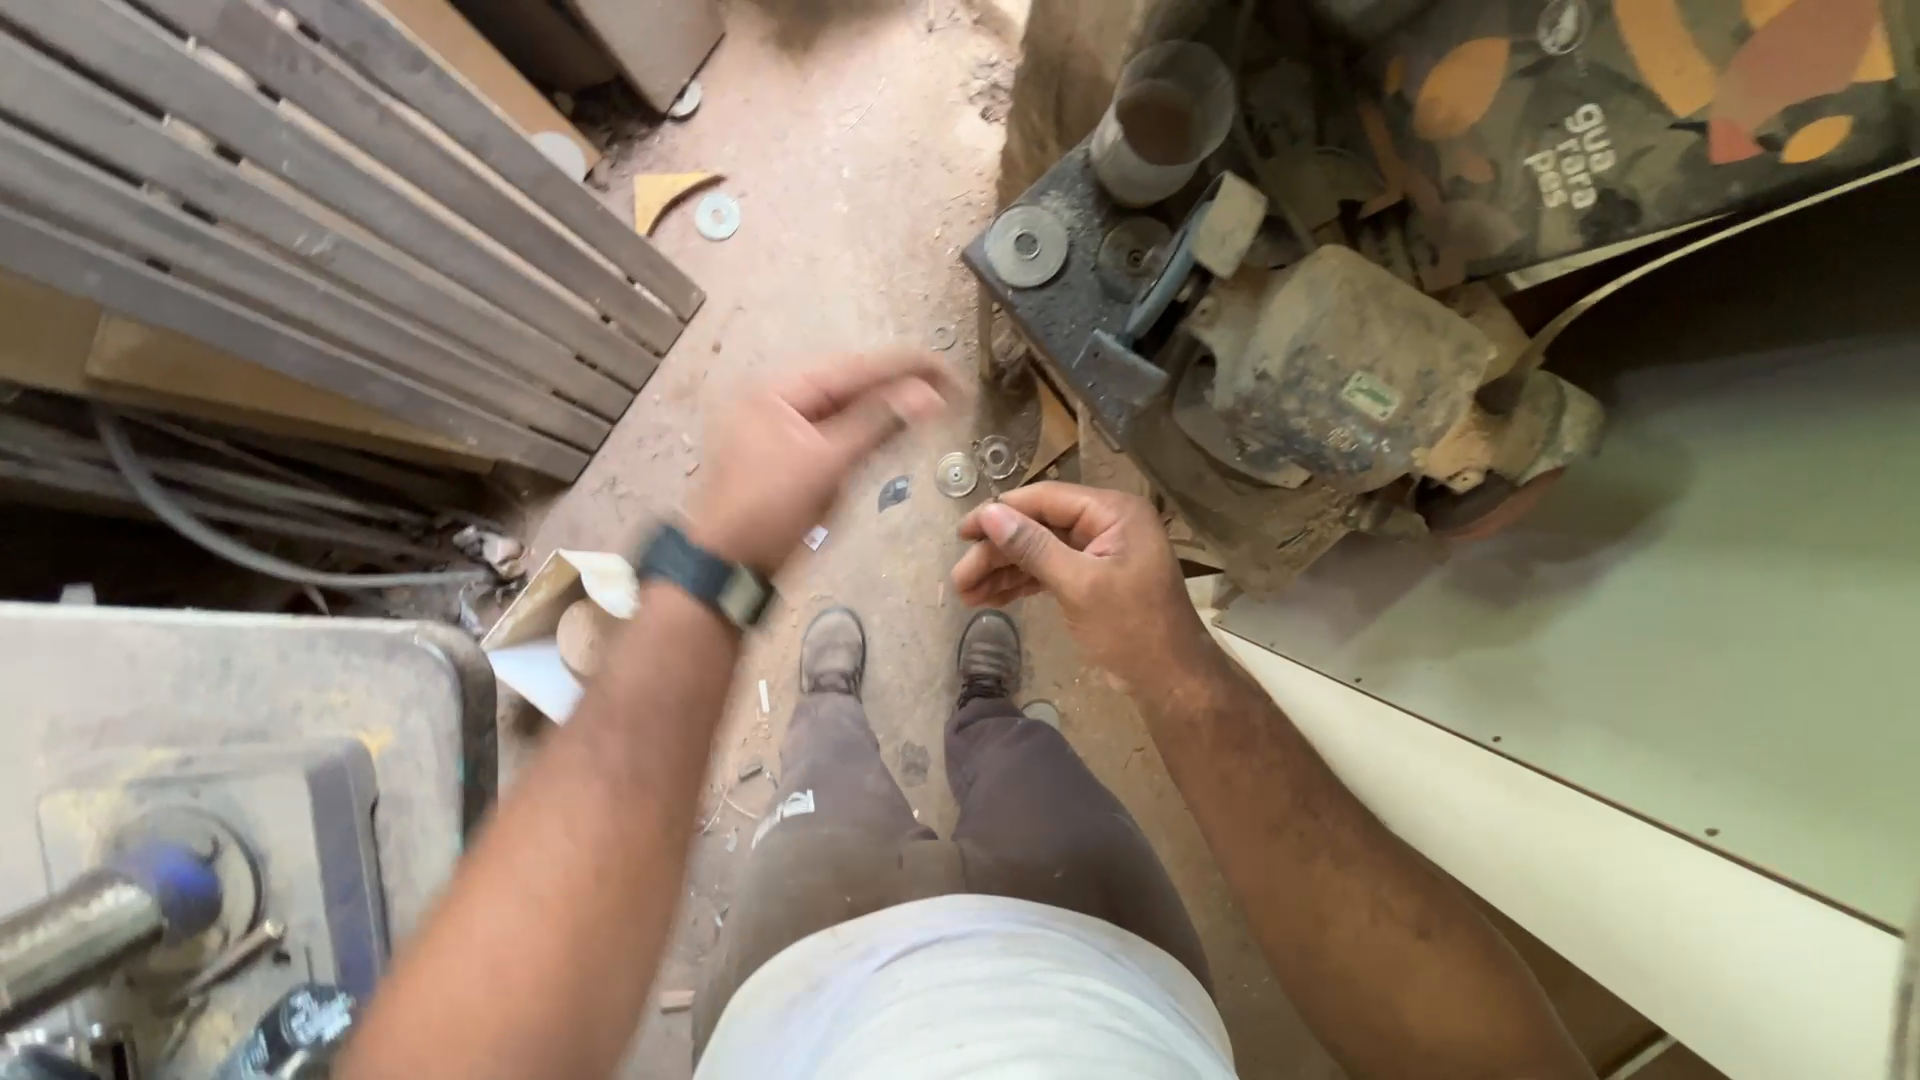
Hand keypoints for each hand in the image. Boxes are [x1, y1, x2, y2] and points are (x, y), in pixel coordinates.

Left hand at [687, 349, 961, 574]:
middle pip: (851, 384)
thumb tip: (927, 395)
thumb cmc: (768, 511)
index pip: (855, 367)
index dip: (907, 368)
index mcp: (778, 387)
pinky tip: (895, 432)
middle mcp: (779, 398)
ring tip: (932, 407)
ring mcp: (782, 427)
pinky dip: (867, 434)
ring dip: (886, 410)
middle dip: (899, 387)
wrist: (724, 566)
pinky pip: (836, 435)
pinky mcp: (790, 456)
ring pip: (846, 410)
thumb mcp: (826, 463)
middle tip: (948, 391)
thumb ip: (878, 423)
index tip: (950, 373)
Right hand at [951, 482, 1213, 683]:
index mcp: (1112, 512)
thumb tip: (989, 514)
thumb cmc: (1132, 629)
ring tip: (965, 594)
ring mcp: (1098, 552)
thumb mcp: (1079, 585)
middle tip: (959, 578)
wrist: (1171, 680)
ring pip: (1038, 552)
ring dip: (1002, 572)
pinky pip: (1048, 571)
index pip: (1045, 500)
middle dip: (997, 553)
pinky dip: (1020, 584)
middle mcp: (1105, 524)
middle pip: (1037, 527)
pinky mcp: (1091, 578)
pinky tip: (990, 598)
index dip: (1000, 514)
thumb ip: (1032, 547)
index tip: (962, 531)